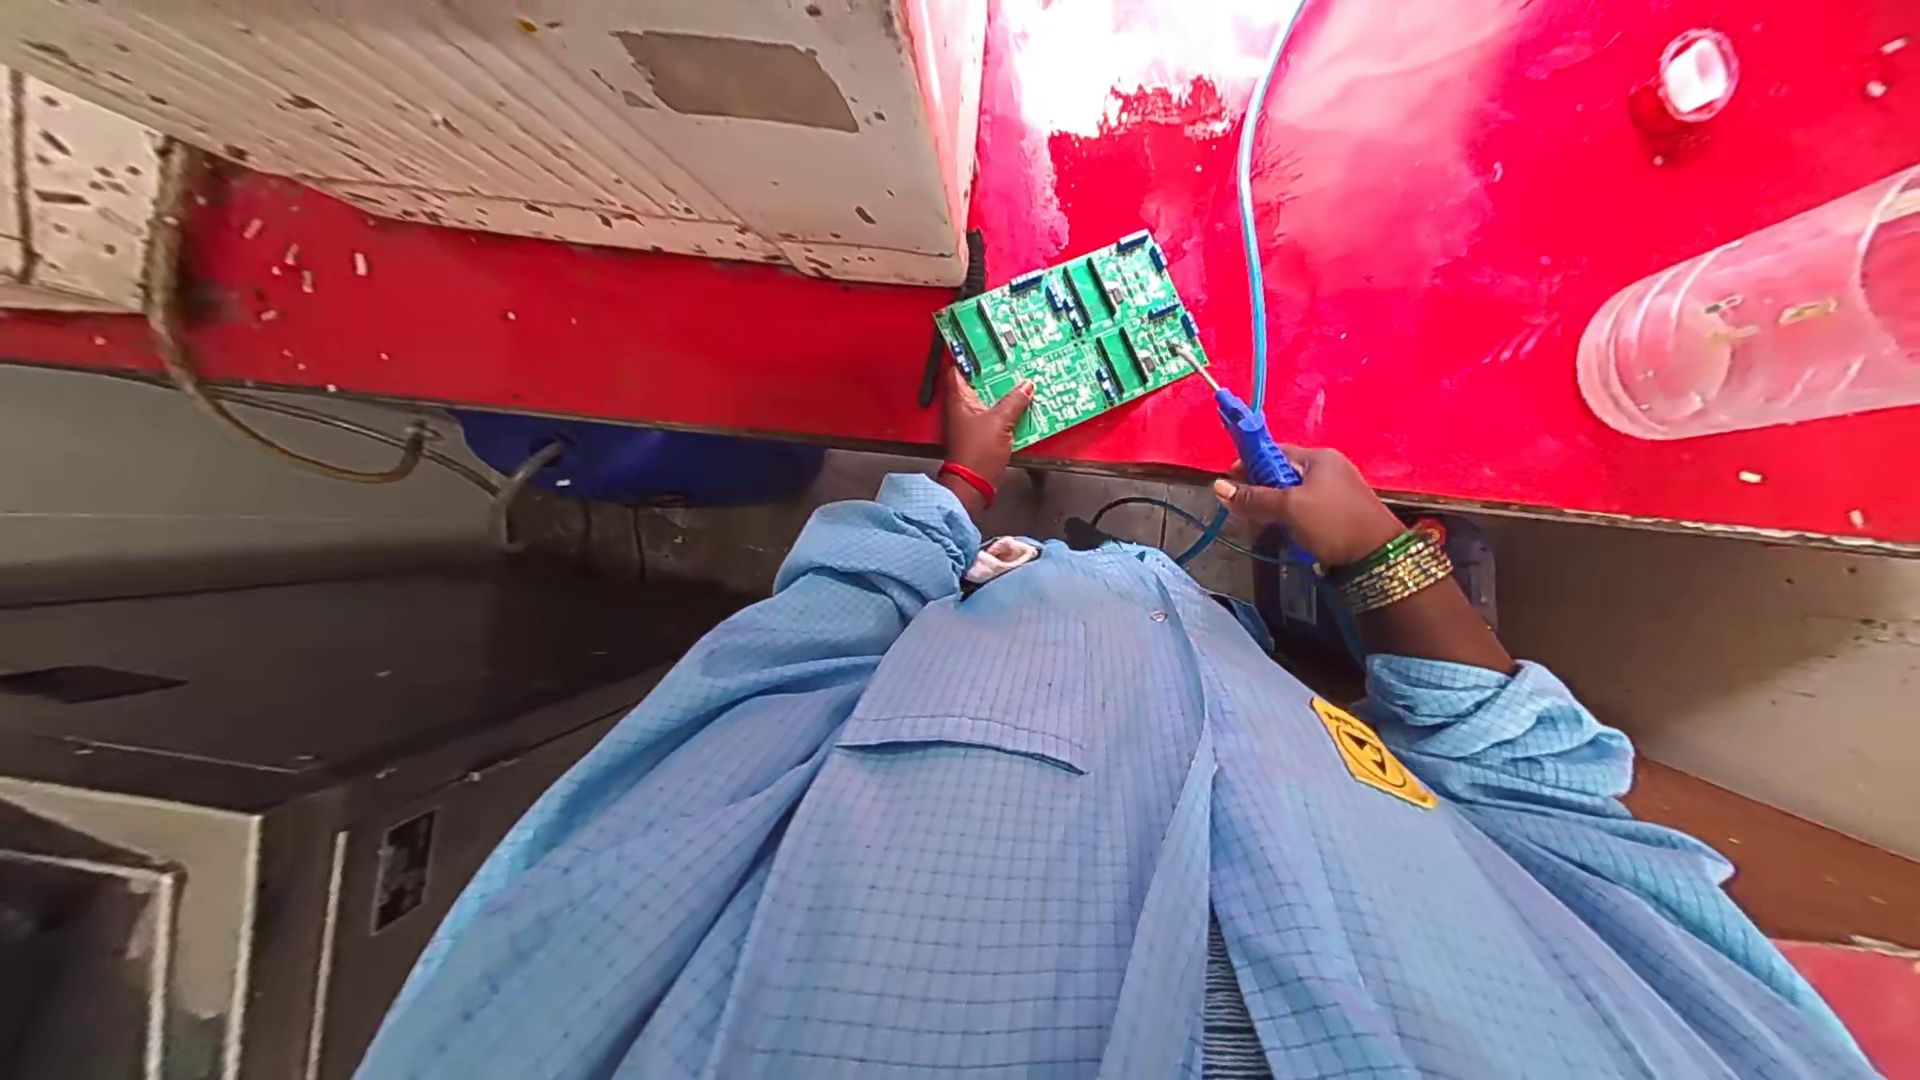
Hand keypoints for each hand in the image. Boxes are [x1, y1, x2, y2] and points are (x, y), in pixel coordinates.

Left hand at [942, 366, 1032, 486]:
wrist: (975, 483)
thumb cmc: (977, 453)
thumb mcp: (1000, 422)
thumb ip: (1014, 401)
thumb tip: (1026, 386)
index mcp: (959, 399)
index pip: (958, 368)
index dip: (969, 355)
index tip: (984, 344)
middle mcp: (962, 408)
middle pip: (977, 382)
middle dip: (993, 372)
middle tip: (1010, 359)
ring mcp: (971, 421)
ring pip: (988, 399)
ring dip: (1002, 391)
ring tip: (1020, 378)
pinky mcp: (982, 434)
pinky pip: (995, 415)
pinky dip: (1006, 409)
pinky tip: (1021, 405)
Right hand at [1212, 446, 1404, 565]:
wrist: (1377, 555)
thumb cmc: (1332, 522)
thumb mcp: (1289, 508)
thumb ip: (1253, 497)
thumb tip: (1217, 486)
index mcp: (1317, 458)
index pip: (1273, 451)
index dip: (1249, 464)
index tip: (1230, 484)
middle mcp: (1326, 468)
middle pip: (1279, 472)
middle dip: (1257, 489)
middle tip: (1242, 509)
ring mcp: (1333, 489)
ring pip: (1289, 492)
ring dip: (1270, 506)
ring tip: (1259, 523)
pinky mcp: (1336, 510)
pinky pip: (1301, 506)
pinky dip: (1286, 515)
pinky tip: (1279, 530)